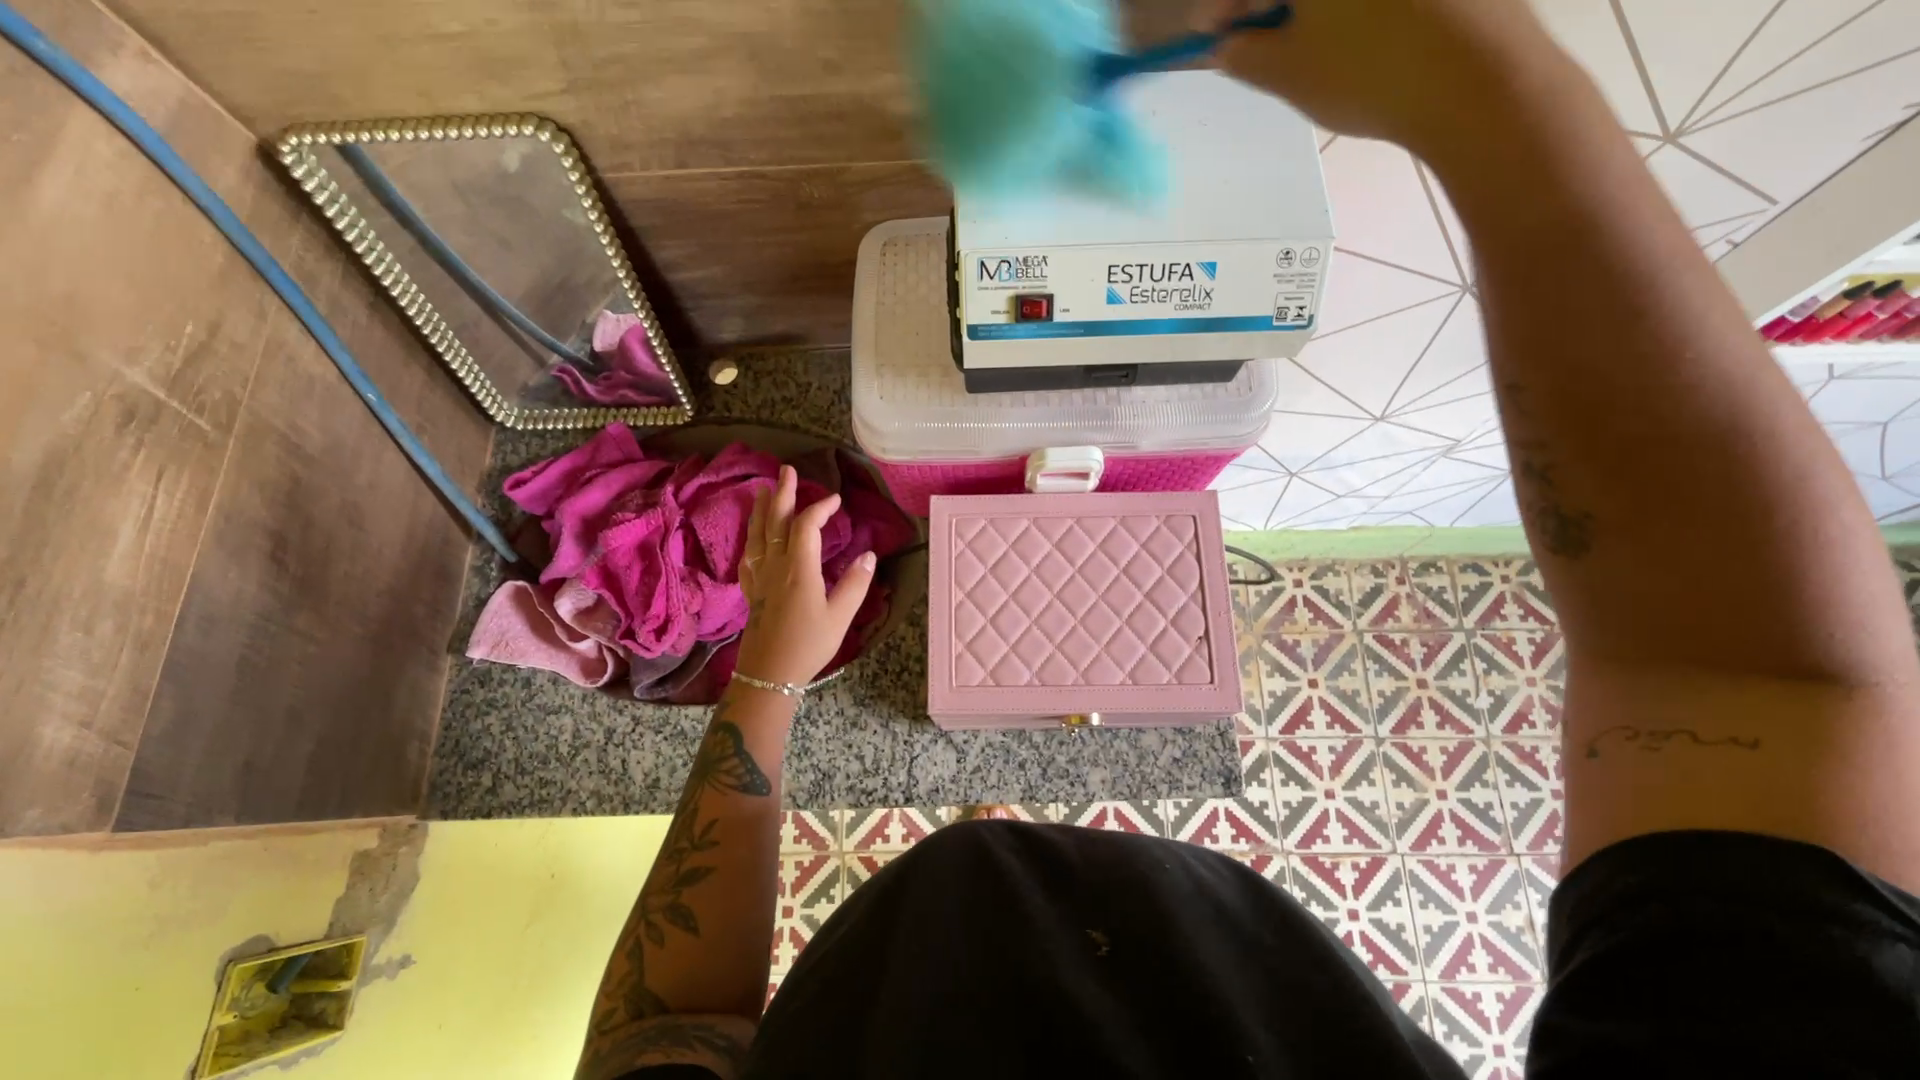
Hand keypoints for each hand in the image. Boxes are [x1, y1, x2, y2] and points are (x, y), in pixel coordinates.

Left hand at [735, 465, 877, 686]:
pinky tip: (752, 538)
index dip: (820, 508)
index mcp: (799, 568)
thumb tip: (869, 555)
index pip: (807, 526)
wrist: (769, 672)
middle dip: (782, 494)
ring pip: (758, 535)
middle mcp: (775, 566)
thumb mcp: (840, 616)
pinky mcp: (751, 591)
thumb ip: (855, 584)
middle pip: (776, 521)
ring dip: (762, 510)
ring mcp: (759, 578)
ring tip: (763, 491)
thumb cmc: (808, 645)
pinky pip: (748, 556)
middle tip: (787, 470)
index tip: (835, 500)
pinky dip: (751, 539)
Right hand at [1209, 0, 1556, 151]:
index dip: (1224, 3)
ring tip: (1308, 41)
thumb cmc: (1369, 73)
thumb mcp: (1288, 73)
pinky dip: (1358, 7)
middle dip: (1270, 1)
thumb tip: (1230, 45)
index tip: (1208, 32)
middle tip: (1255, 35)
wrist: (1482, 82)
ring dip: (1314, 6)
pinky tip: (1358, 34)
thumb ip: (1245, 54)